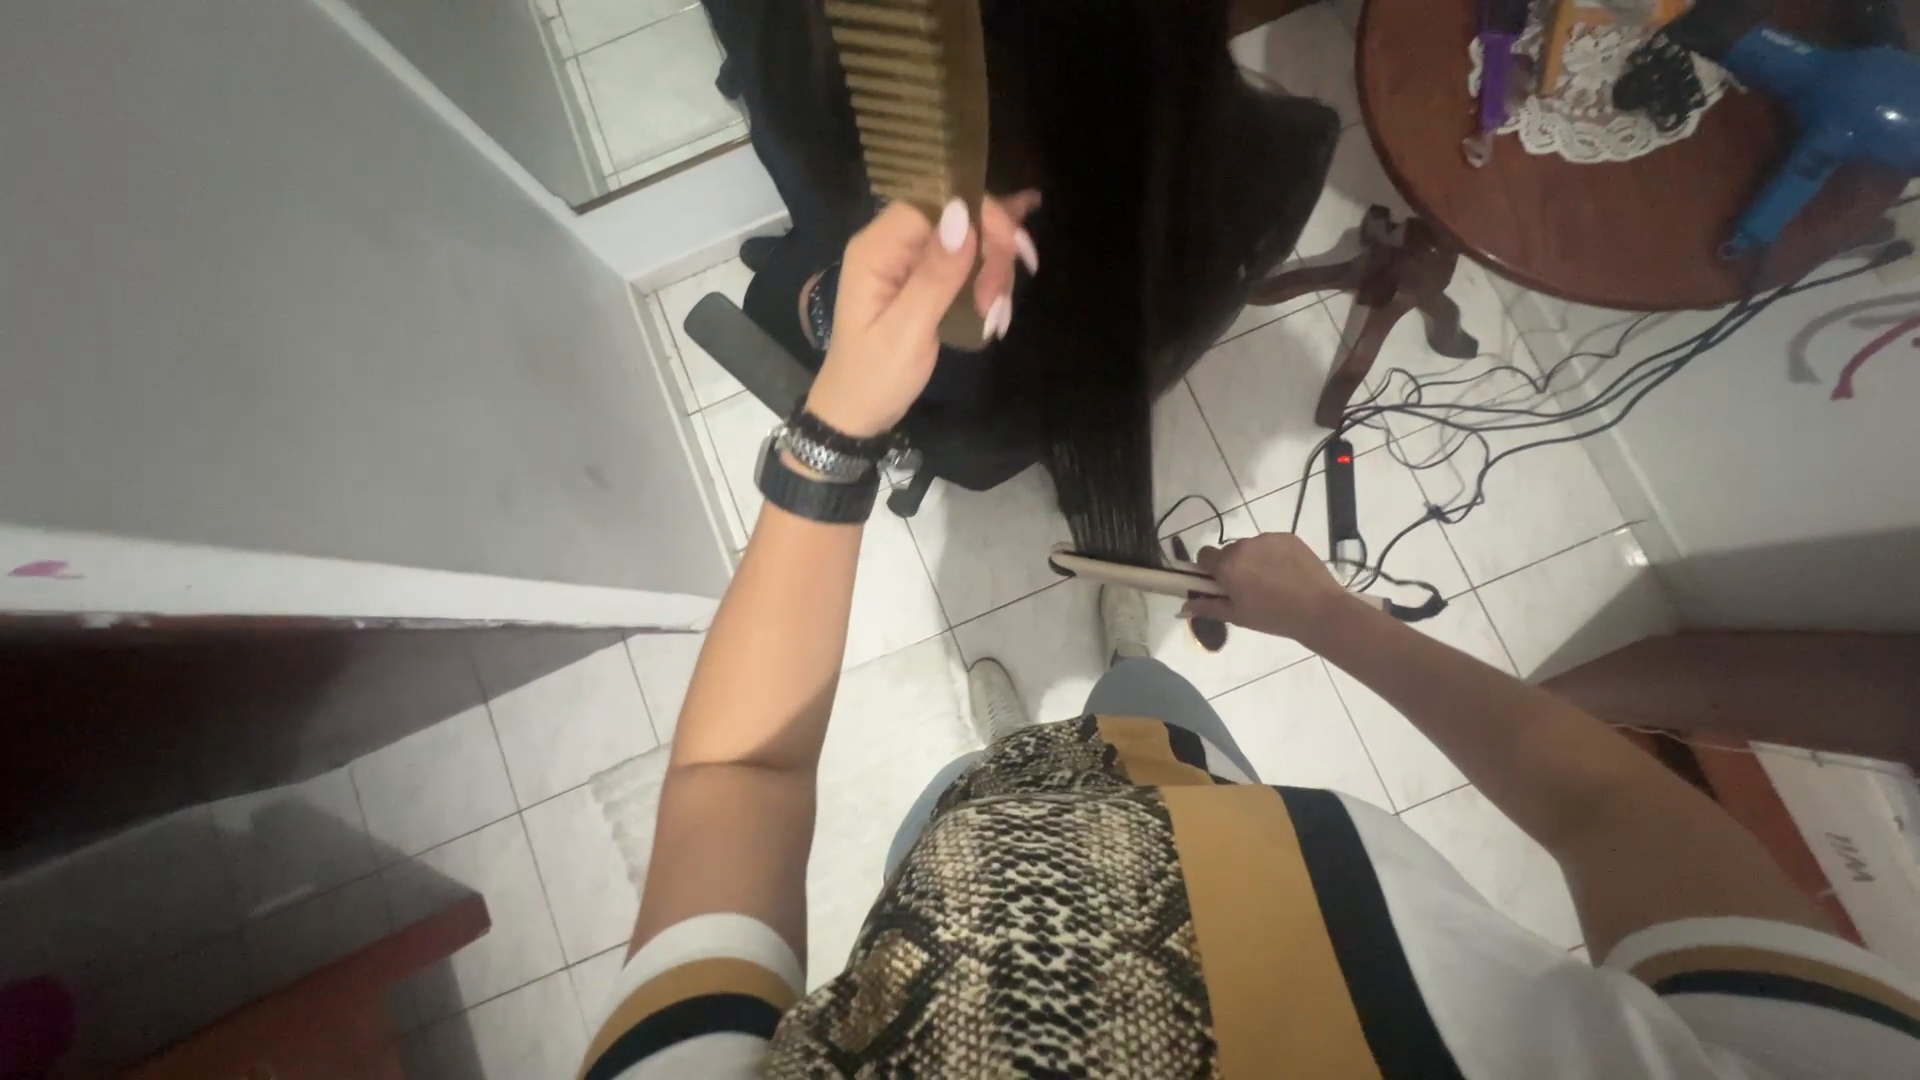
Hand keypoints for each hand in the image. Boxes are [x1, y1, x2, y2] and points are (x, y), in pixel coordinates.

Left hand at [805, 193, 1039, 437]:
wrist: (857, 415)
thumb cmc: (875, 377)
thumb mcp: (906, 331)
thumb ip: (934, 274)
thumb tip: (962, 213)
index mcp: (876, 250)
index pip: (933, 203)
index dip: (978, 215)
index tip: (1011, 248)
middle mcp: (890, 247)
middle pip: (954, 220)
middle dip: (990, 251)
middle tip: (1000, 301)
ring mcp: (907, 265)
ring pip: (966, 244)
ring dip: (992, 274)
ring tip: (996, 317)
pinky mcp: (922, 284)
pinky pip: (962, 267)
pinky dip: (985, 285)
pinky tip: (998, 309)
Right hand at [1179, 533, 1359, 639]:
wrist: (1319, 610)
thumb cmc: (1273, 617)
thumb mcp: (1237, 615)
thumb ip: (1207, 607)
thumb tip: (1183, 607)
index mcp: (1227, 565)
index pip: (1204, 555)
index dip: (1209, 569)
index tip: (1220, 583)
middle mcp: (1243, 545)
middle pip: (1228, 551)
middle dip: (1234, 565)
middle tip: (1248, 587)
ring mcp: (1267, 539)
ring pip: (1251, 547)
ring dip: (1254, 559)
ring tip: (1272, 581)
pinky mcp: (1288, 537)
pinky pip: (1271, 543)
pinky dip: (1274, 555)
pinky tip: (1286, 573)